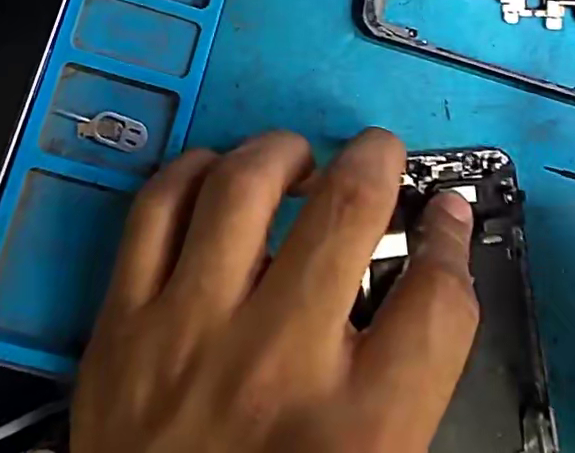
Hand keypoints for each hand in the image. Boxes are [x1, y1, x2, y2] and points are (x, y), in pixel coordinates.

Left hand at [71, 129, 478, 452]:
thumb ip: (409, 376)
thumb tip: (432, 264)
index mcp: (358, 432)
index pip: (437, 301)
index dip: (452, 240)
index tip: (446, 213)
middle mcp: (275, 365)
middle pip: (346, 210)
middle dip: (376, 159)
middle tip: (377, 151)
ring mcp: (188, 333)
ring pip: (243, 186)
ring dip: (281, 151)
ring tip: (296, 157)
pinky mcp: (122, 323)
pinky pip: (156, 208)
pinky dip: (193, 171)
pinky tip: (216, 173)